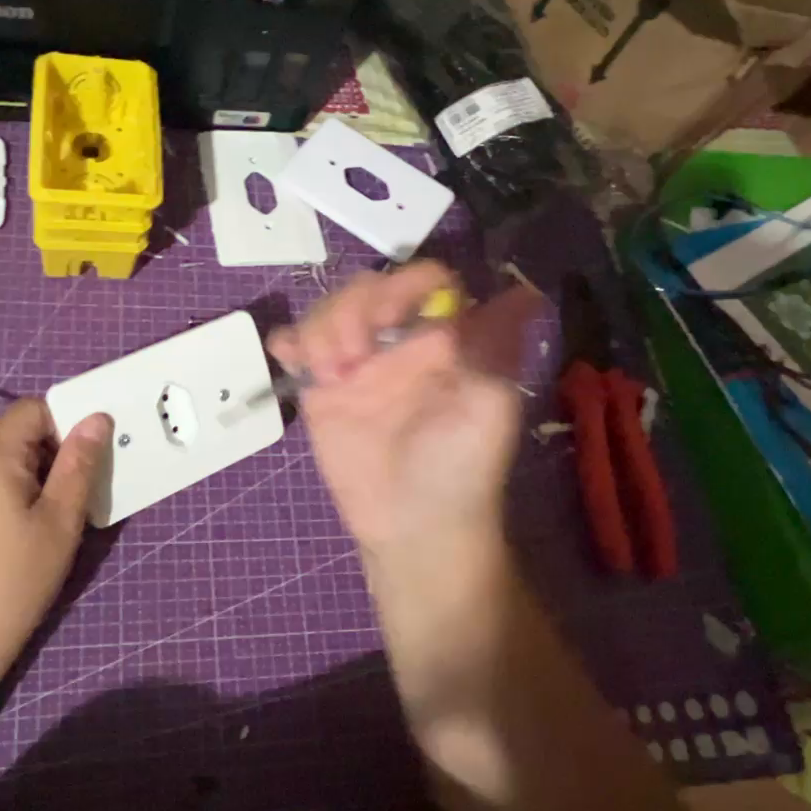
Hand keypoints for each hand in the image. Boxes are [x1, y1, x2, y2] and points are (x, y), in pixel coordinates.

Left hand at [0, 399, 111, 665]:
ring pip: (4, 460)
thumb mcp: (61, 520)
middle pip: (17, 433)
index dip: (65, 421)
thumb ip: (79, 464)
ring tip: (59, 514)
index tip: (89, 456)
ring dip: (37, 474)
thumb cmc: (17, 579)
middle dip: (54, 450)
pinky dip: (15, 491)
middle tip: (83, 489)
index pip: (31, 409)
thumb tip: (97, 417)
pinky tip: (28, 531)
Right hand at [266, 262, 538, 557]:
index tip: (387, 317)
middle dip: (350, 309)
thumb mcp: (489, 409)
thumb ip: (490, 350)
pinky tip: (295, 361)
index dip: (402, 285)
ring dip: (319, 328)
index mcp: (440, 338)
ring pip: (326, 311)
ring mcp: (355, 363)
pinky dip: (288, 340)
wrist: (414, 528)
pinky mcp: (321, 388)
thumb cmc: (461, 470)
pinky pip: (295, 345)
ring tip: (329, 374)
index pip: (423, 282)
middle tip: (352, 356)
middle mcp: (396, 341)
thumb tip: (522, 292)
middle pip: (366, 288)